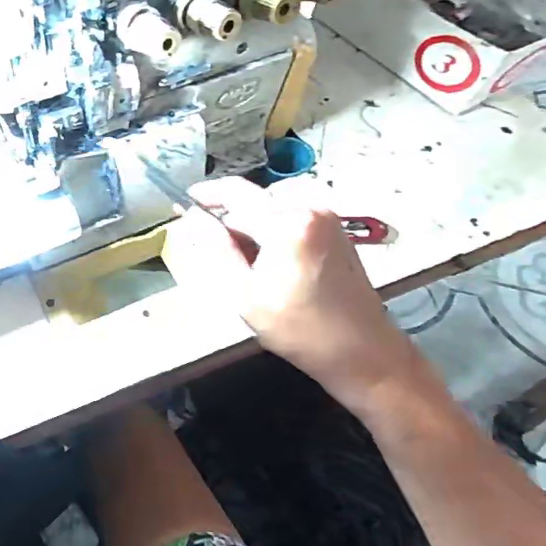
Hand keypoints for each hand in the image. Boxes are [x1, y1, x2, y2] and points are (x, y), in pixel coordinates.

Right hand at [163, 176, 421, 410]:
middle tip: (208, 249)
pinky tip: (269, 266)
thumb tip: (191, 221)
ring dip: (249, 228)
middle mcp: (311, 209)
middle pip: (253, 200)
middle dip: (227, 219)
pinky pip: (291, 219)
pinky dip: (272, 233)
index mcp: (288, 221)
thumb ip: (215, 250)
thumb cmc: (302, 330)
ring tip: (241, 265)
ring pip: (271, 210)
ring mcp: (328, 218)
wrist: (364, 353)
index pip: (234, 193)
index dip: (204, 197)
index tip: (181, 206)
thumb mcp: (244, 294)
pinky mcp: (336, 231)